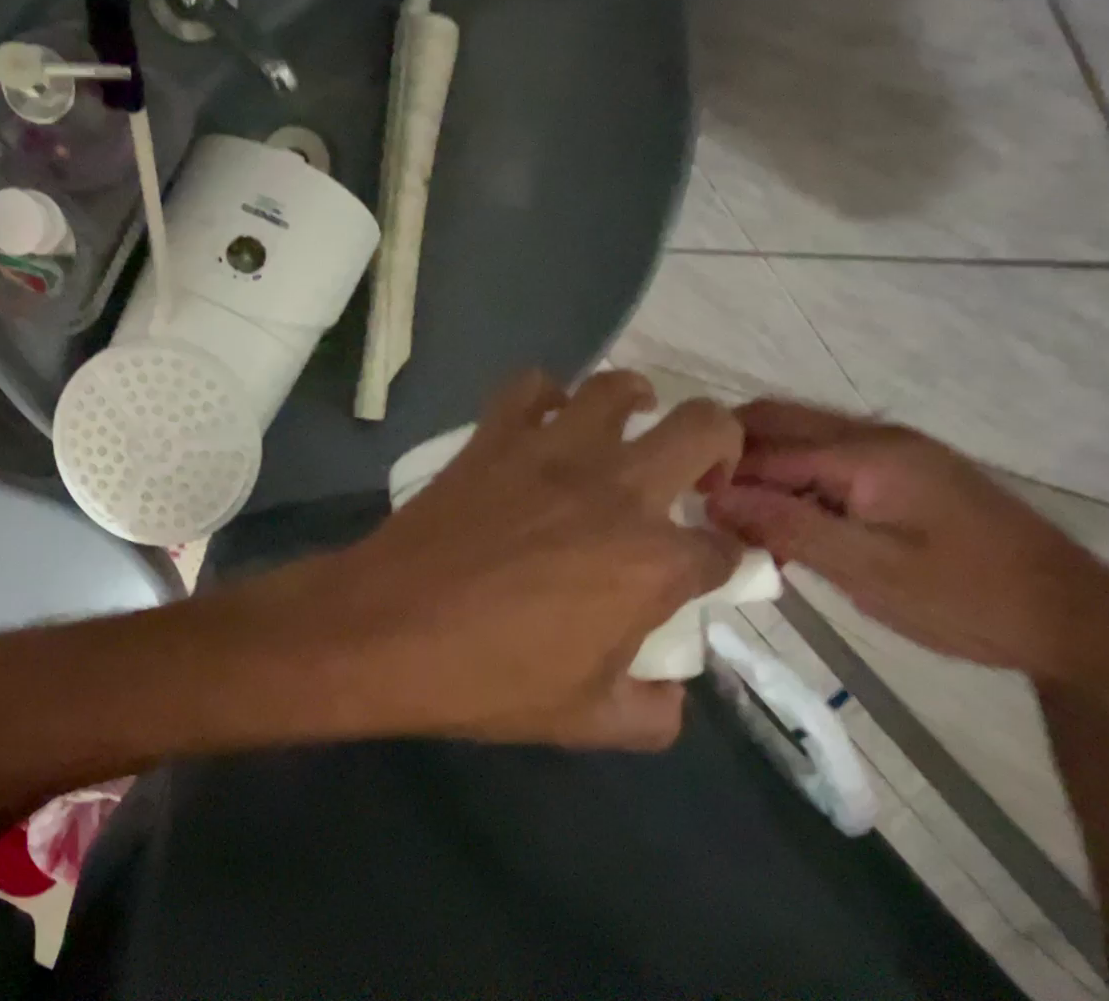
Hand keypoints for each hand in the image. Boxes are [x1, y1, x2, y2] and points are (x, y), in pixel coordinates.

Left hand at [337, 369, 743, 750]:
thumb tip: (670, 690)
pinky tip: (546, 424)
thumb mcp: (586, 721)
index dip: (723, 564)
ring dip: (639, 404)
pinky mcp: (493, 439)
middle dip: (722, 449)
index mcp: (651, 563)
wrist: (384, 631)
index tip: (705, 574)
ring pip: (619, 387)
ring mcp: (551, 453)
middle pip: (706, 430)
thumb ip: (651, 712)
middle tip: (698, 479)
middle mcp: (616, 491)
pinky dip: (547, 397)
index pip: (722, 550)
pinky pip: (530, 388)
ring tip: (630, 431)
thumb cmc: (486, 680)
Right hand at [705, 400, 1108, 697]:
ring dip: (758, 470)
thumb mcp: (868, 570)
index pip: (764, 447)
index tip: (676, 508)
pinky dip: (790, 484)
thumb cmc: (966, 600)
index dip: (715, 473)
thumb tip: (712, 499)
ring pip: (799, 440)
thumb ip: (788, 528)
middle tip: (694, 506)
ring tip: (731, 521)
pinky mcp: (904, 475)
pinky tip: (781, 527)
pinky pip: (826, 462)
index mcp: (869, 453)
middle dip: (728, 455)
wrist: (1073, 620)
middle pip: (778, 423)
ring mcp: (895, 453)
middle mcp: (878, 437)